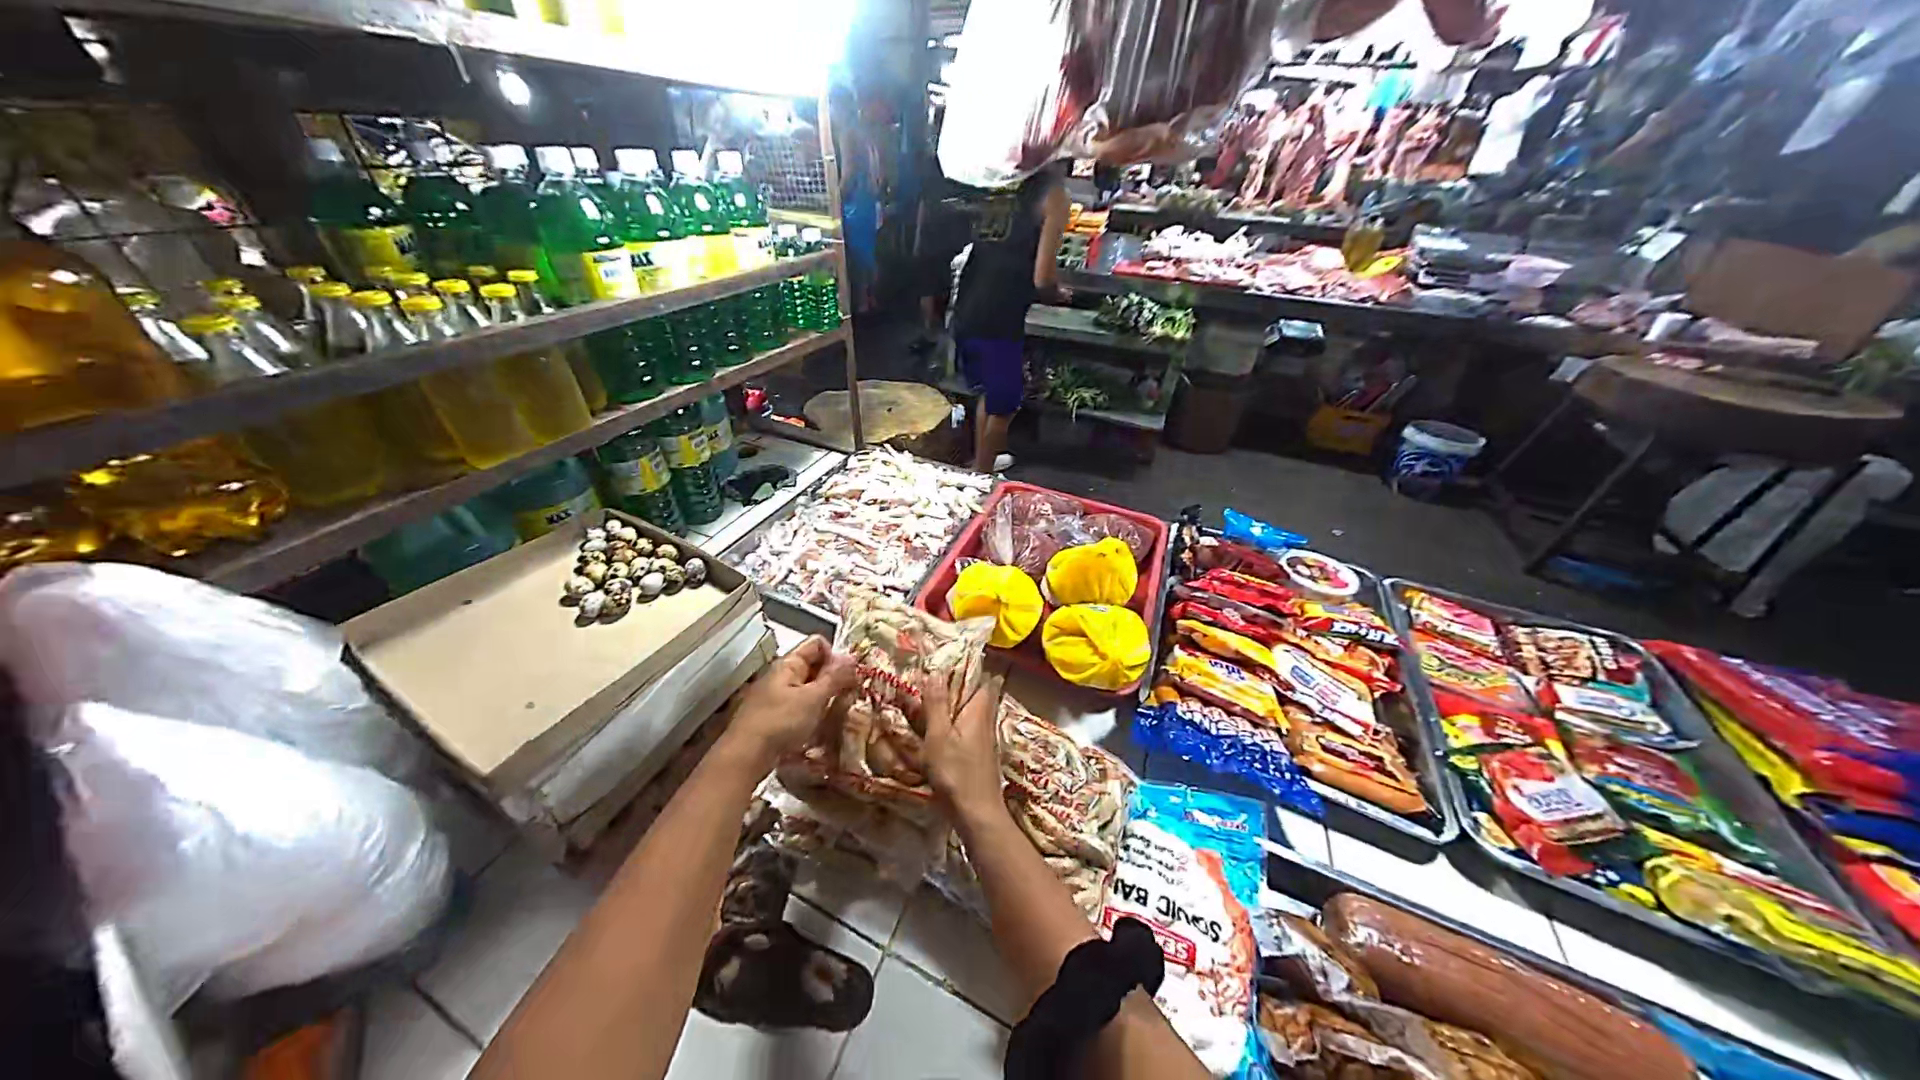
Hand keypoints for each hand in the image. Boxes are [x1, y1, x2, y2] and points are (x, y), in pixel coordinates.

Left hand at [725, 636, 854, 766]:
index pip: (817, 644)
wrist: (746, 755)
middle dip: (833, 678)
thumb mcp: (813, 698)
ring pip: (809, 688)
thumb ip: (834, 678)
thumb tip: (852, 658)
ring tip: (838, 712)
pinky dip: (813, 712)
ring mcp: (777, 696)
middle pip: (814, 665)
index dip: (836, 655)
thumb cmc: (780, 722)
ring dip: (825, 697)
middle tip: (849, 695)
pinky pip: (801, 706)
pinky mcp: (776, 716)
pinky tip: (821, 726)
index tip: (848, 675)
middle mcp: (782, 675)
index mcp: (789, 664)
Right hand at [921, 673, 1006, 825]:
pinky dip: (956, 722)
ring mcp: (985, 739)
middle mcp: (987, 720)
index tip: (953, 657)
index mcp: (980, 710)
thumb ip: (936, 705)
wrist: (977, 814)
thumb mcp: (938, 737)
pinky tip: (938, 729)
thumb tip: (936, 670)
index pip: (986, 678)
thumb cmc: (956, 773)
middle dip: (963, 684)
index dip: (974, 666)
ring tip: (932, 698)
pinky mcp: (979, 754)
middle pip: (980, 694)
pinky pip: (968, 728)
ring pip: (974, 711)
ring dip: (957, 704)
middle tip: (937, 676)